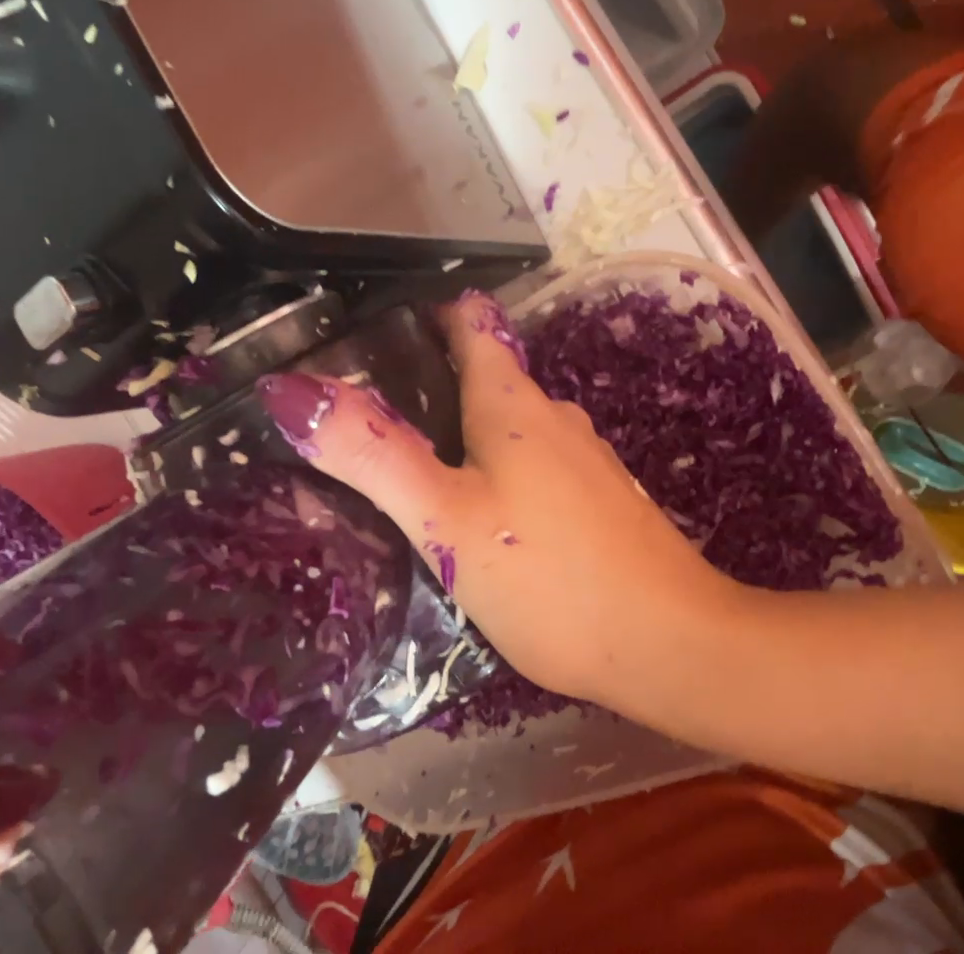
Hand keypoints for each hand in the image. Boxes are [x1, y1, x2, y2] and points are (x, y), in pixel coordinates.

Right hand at [257, 292, 736, 704]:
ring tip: (410, 473)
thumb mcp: (443, 520)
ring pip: (510, 429)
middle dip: (430, 386)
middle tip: (367, 420)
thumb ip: (373, 456)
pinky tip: (477, 522)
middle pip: (486, 378)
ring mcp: (586, 464)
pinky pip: (534, 472)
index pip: (470, 324)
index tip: (373, 335)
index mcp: (513, 405)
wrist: (670, 647)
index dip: (425, 317)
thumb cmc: (548, 577)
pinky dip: (496, 477)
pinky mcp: (601, 507)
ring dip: (463, 436)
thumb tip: (293, 392)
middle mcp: (555, 419)